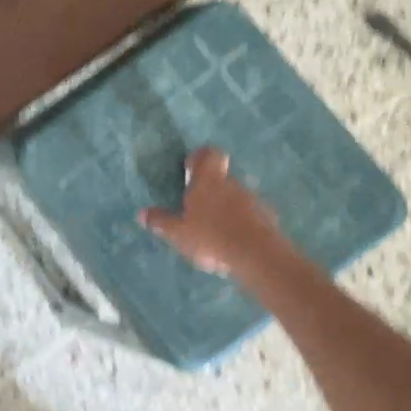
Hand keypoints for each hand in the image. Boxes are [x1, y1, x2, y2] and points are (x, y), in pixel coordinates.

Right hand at [139, 147, 288, 275]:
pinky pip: (252, 215)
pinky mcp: (268, 219)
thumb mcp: (178, 233)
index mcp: (208, 181)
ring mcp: (253, 200)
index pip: (208, 154)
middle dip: (211, 189)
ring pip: (237, 197)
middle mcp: (232, 184)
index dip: (200, 157)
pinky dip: (243, 223)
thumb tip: (141, 213)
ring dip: (228, 207)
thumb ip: (161, 221)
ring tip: (216, 229)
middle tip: (198, 207)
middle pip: (222, 177)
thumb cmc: (211, 237)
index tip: (191, 168)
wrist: (258, 256)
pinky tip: (235, 241)